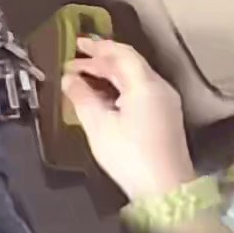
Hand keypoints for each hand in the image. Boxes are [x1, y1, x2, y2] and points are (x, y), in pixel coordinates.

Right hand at [61, 35, 195, 200]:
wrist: (164, 188)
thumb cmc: (129, 155)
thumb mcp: (98, 126)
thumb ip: (82, 97)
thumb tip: (69, 79)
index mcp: (144, 85)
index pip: (121, 54)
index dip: (98, 47)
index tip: (76, 44)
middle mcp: (159, 87)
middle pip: (128, 64)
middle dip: (100, 60)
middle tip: (74, 61)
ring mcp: (164, 102)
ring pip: (134, 77)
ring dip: (109, 73)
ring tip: (83, 76)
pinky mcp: (163, 115)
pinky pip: (139, 90)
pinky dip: (118, 86)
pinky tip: (102, 94)